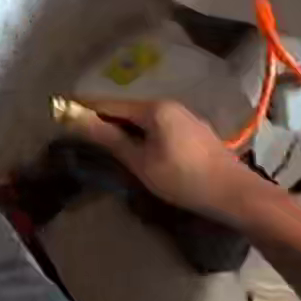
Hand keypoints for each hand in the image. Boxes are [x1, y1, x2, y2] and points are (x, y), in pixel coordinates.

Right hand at [65, 99, 274, 227]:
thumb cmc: (184, 179)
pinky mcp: (193, 131)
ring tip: (104, 142)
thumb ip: (109, 139)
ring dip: (122, 127)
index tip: (62, 112)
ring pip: (142, 118)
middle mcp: (168, 105)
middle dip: (103, 118)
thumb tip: (76, 120)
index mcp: (153, 109)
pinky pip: (157, 126)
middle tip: (79, 132)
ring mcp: (184, 116)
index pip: (109, 104)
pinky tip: (136, 149)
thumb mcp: (140, 162)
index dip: (85, 109)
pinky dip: (140, 133)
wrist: (237, 196)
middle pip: (125, 109)